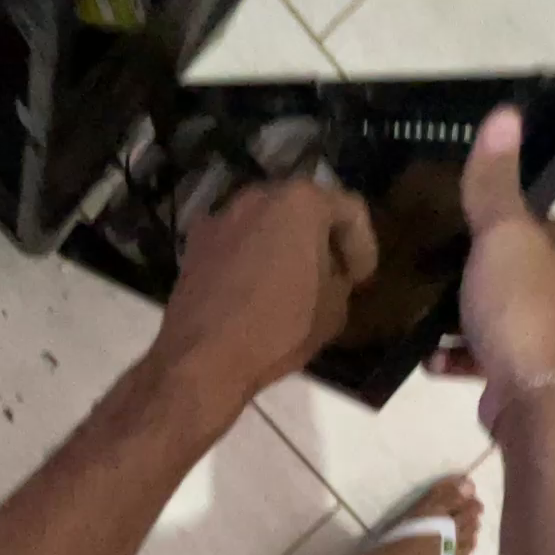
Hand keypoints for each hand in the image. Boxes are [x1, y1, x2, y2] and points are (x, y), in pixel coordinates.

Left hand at [152, 179, 378, 407]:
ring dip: (280, 247)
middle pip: (301, 211)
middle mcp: (256, 197)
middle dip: (319, 241)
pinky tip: (251, 291)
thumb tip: (330, 276)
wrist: (201, 358)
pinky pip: (233, 246)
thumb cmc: (277, 330)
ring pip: (263, 225)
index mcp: (301, 202)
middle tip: (329, 275)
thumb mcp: (333, 311)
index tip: (362, 279)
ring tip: (288, 283)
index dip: (363, 246)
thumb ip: (341, 281)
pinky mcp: (192, 247)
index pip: (349, 212)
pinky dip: (247, 260)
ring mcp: (219, 219)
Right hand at [429, 107, 554, 430]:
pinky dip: (460, 357)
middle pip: (512, 271)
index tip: (447, 233)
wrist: (547, 401)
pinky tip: (432, 361)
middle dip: (470, 277)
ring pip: (499, 317)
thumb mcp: (502, 238)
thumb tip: (504, 112)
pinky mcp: (532, 376)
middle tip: (425, 278)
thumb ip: (494, 187)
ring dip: (460, 322)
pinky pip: (489, 357)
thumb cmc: (526, 312)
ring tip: (420, 322)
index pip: (530, 222)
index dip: (489, 225)